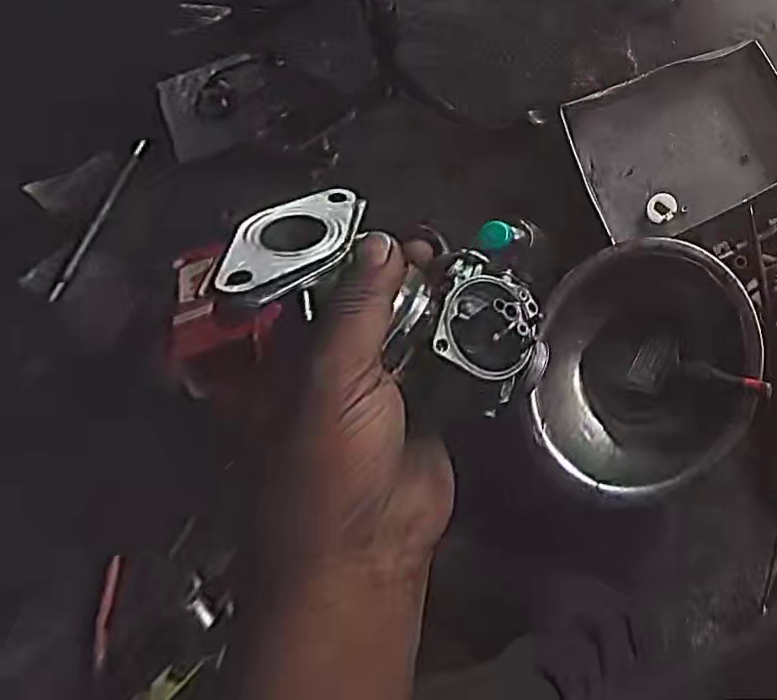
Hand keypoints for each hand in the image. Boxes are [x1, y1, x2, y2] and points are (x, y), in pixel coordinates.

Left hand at [259, 232, 453, 586]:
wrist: (372, 540)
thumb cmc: (323, 476)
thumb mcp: (332, 381)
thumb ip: (358, 311)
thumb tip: (379, 250)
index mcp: (294, 362)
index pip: (323, 291)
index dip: (356, 259)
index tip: (390, 237)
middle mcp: (340, 369)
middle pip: (378, 305)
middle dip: (408, 278)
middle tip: (436, 256)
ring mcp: (387, 385)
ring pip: (418, 327)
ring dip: (443, 305)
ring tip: (465, 280)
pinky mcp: (431, 400)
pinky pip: (450, 356)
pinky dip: (467, 336)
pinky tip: (482, 319)